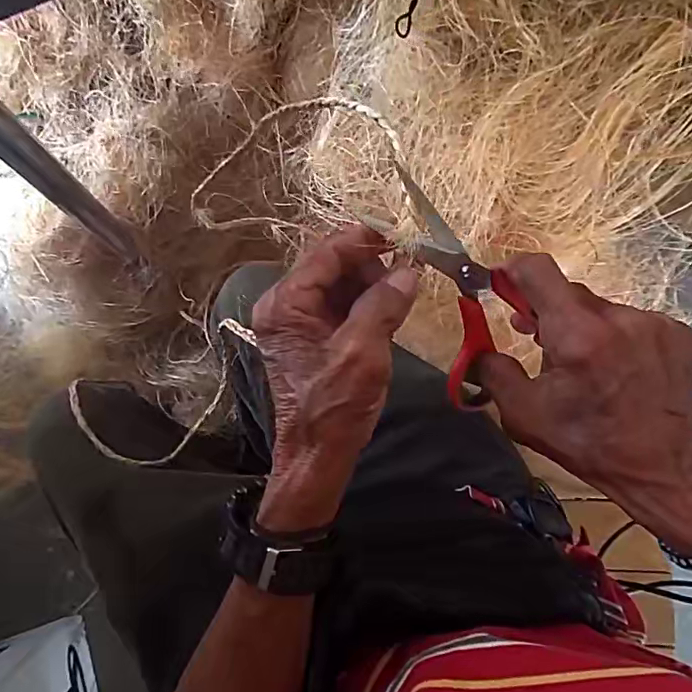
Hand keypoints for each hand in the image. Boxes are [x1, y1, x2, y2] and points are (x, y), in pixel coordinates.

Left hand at [251, 225, 419, 527]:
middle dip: (369, 266)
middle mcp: (283, 306)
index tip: (401, 236)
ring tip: (399, 297)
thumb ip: (383, 304)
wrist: (316, 454)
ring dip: (369, 285)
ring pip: (337, 286)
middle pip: (330, 266)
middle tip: (406, 274)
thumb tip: (408, 270)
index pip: (325, 253)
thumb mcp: (363, 351)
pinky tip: (387, 313)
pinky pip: (338, 308)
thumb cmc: (334, 405)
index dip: (364, 240)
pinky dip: (363, 305)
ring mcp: (294, 323)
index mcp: (285, 304)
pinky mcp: (309, 338)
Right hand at [473, 254, 691, 555]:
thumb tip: (481, 346)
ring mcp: (652, 323)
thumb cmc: (585, 441)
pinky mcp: (675, 332)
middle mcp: (617, 318)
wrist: (661, 467)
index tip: (498, 282)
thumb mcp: (522, 413)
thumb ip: (493, 369)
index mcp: (577, 335)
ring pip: (596, 307)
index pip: (538, 270)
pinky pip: (627, 320)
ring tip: (577, 363)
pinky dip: (610, 334)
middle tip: (532, 336)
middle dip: (543, 309)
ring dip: (578, 324)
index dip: (511, 269)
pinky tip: (611, 366)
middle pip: (566, 291)